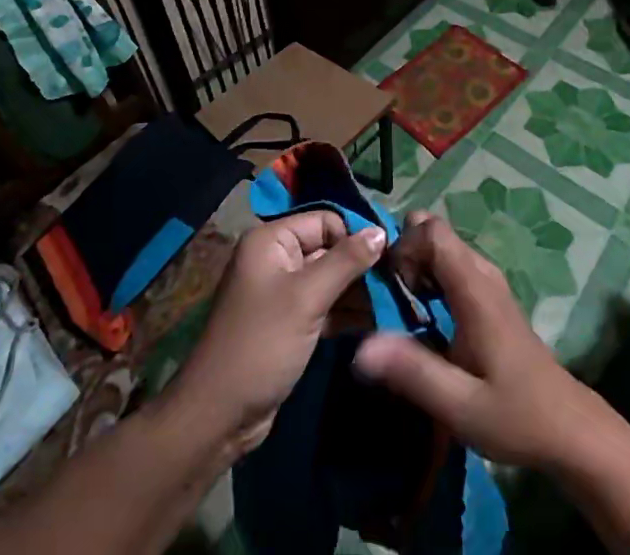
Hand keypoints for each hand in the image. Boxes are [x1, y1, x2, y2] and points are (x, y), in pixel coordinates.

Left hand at [166, 211, 386, 453]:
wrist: (223, 408)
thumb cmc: (263, 342)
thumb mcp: (306, 297)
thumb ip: (345, 262)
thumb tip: (381, 230)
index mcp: (270, 240)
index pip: (325, 221)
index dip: (358, 236)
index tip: (396, 258)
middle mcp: (276, 259)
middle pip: (330, 250)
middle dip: (365, 268)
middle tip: (406, 287)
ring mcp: (284, 292)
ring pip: (332, 281)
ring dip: (362, 293)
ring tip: (402, 307)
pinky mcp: (292, 322)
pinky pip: (327, 307)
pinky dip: (350, 313)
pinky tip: (382, 324)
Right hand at [352, 212, 596, 468]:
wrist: (575, 436)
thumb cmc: (519, 419)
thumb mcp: (460, 405)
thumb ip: (413, 372)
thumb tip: (361, 347)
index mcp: (476, 292)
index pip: (433, 232)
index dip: (404, 246)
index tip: (392, 286)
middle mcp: (484, 277)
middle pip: (435, 232)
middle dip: (405, 253)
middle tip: (394, 296)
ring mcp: (489, 286)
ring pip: (443, 247)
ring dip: (416, 265)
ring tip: (406, 306)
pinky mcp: (490, 299)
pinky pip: (451, 265)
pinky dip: (430, 275)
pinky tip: (425, 314)